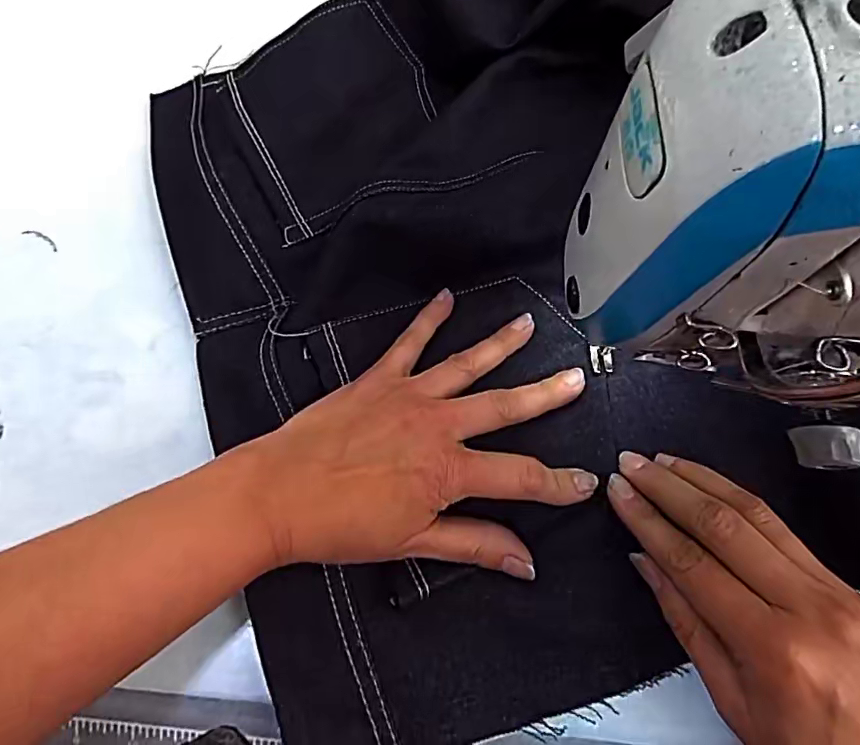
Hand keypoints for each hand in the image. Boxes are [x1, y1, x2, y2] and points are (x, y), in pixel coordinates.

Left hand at [225, 290, 597, 578]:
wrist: (274, 495)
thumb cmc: (338, 526)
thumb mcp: (411, 544)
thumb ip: (473, 545)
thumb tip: (523, 562)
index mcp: (449, 470)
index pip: (519, 477)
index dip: (558, 484)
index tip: (585, 483)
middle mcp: (439, 425)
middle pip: (506, 406)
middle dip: (547, 394)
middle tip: (577, 377)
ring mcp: (412, 395)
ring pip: (468, 364)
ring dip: (501, 343)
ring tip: (528, 324)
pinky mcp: (381, 379)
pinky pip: (409, 342)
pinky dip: (429, 318)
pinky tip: (446, 297)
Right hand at [608, 453, 859, 744]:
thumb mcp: (737, 707)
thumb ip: (689, 628)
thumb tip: (651, 567)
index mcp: (775, 650)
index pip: (694, 565)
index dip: (650, 523)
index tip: (624, 497)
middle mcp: (807, 606)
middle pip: (723, 524)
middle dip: (669, 487)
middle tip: (634, 464)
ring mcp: (830, 587)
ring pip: (755, 511)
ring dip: (703, 479)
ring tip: (665, 462)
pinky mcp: (842, 580)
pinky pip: (783, 525)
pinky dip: (740, 497)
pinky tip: (714, 484)